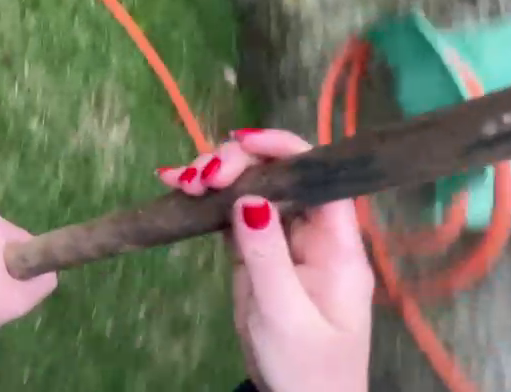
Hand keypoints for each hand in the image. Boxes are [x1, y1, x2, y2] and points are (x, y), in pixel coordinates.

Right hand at [160, 130, 373, 391]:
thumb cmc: (306, 368)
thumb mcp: (286, 315)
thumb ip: (268, 256)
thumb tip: (250, 198)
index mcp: (336, 246)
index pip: (317, 177)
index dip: (283, 148)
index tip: (240, 143)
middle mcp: (309, 232)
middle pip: (275, 172)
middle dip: (235, 162)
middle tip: (199, 178)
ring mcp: (279, 237)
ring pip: (247, 183)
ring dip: (212, 172)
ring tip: (180, 181)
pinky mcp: (252, 247)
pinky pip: (227, 204)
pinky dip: (201, 192)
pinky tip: (174, 185)